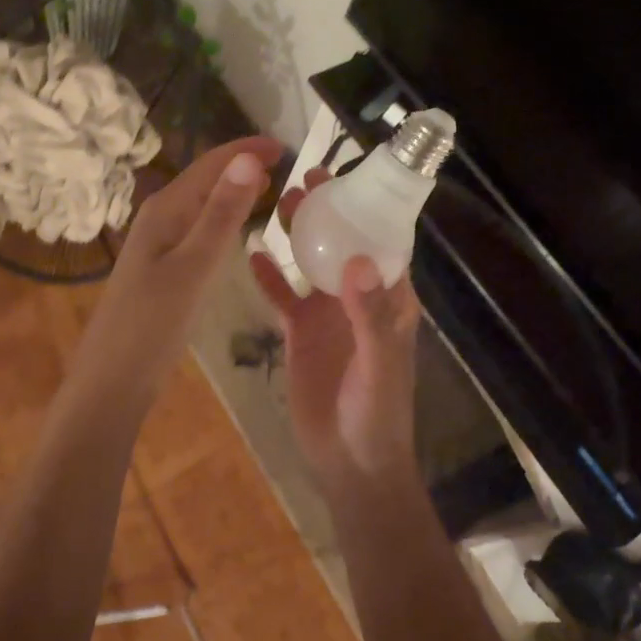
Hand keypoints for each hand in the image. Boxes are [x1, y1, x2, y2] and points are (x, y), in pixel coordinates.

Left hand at [75, 136, 280, 393]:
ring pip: (202, 204)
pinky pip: (199, 230)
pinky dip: (224, 220)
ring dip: (234, 191)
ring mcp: (159, 244)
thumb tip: (249, 159)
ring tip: (271, 188)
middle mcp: (159, 218)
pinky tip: (238, 232)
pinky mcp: (163, 269)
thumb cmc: (153, 324)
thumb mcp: (195, 267)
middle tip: (287, 165)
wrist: (112, 381)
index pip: (211, 164)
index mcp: (166, 210)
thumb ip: (222, 214)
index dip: (247, 150)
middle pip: (206, 179)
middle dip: (243, 166)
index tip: (286, 146)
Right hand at [249, 169, 424, 493]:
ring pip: (312, 263)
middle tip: (303, 177)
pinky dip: (269, 275)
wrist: (350, 464)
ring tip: (277, 201)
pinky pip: (284, 295)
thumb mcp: (378, 366)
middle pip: (343, 244)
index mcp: (390, 301)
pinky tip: (250, 251)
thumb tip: (357, 259)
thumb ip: (370, 316)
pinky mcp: (300, 332)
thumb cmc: (376, 415)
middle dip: (328, 211)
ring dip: (298, 234)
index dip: (369, 210)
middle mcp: (359, 299)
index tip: (348, 177)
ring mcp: (328, 315)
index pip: (385, 244)